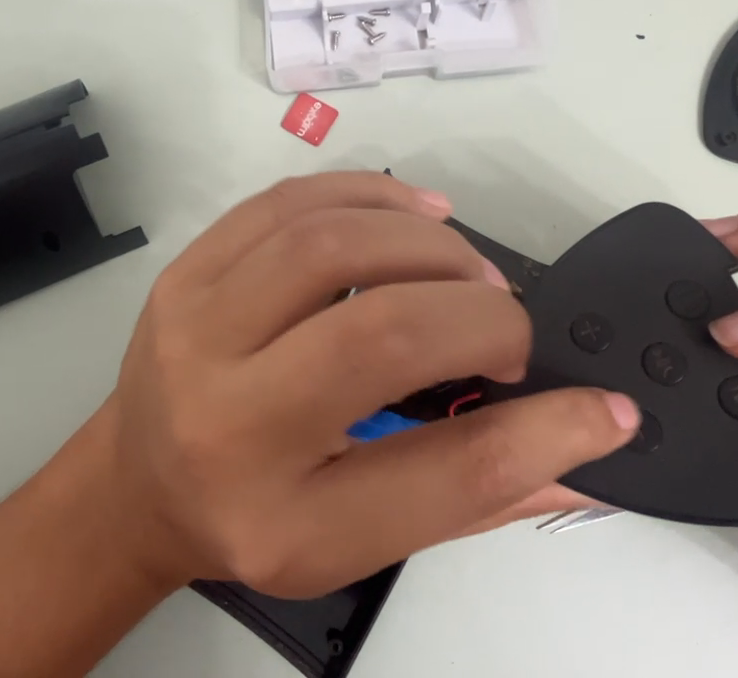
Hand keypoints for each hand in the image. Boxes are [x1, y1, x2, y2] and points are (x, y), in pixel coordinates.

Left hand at [99, 172, 641, 598]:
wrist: (139, 478)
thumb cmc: (250, 517)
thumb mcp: (354, 541)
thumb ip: (469, 491)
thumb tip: (583, 442)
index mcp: (278, 510)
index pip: (433, 474)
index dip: (537, 434)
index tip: (597, 407)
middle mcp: (223, 412)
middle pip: (375, 330)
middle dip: (473, 313)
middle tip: (505, 325)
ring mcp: (194, 322)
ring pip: (326, 244)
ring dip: (423, 243)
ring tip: (465, 269)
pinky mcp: (188, 267)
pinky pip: (285, 203)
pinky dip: (365, 195)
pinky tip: (415, 213)